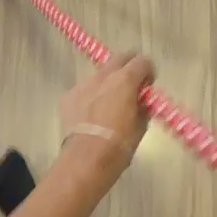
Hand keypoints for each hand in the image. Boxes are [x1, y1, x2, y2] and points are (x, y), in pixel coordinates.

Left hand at [57, 53, 154, 177]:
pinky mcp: (68, 96)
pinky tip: (91, 116)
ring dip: (108, 83)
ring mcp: (83, 85)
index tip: (148, 86)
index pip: (142, 61)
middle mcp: (103, 76)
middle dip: (128, 67)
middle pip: (119, 58)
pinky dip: (91, 97)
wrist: (87, 158)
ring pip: (99, 75)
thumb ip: (143, 106)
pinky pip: (84, 90)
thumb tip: (142, 100)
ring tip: (108, 104)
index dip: (148, 72)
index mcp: (125, 80)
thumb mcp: (141, 125)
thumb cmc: (120, 143)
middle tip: (131, 85)